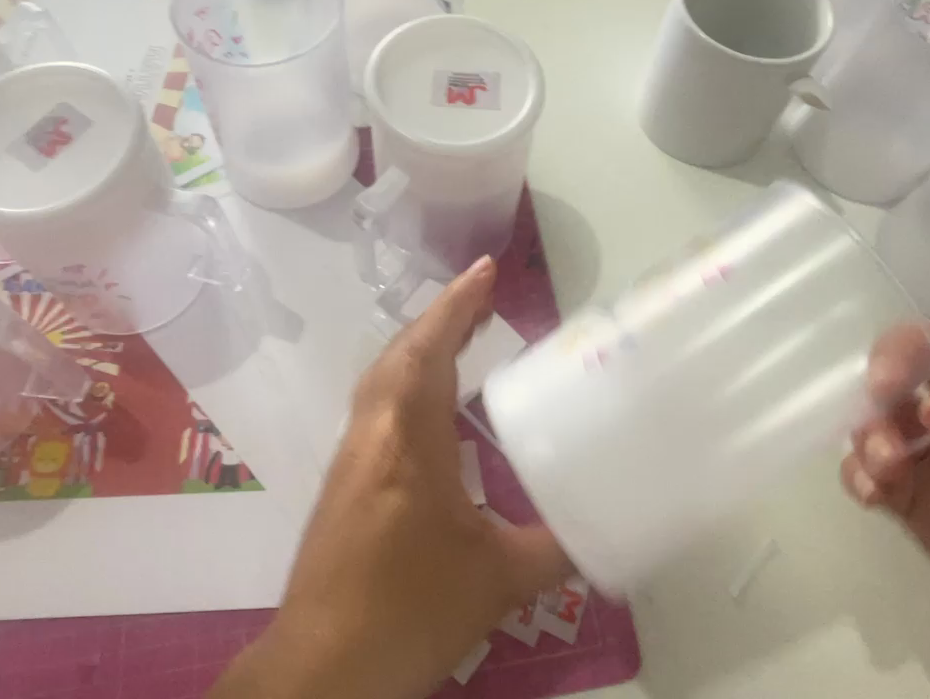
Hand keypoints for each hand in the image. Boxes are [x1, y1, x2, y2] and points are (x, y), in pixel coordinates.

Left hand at [210, 256, 571, 698]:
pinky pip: (379, 406)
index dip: (457, 305)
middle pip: (401, 353)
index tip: (487, 269)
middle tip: (486, 298)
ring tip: (467, 336)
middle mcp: (372, 433)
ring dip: (423, 347)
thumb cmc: (409, 610)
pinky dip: (409, 382)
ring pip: (384, 378)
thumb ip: (556, 548)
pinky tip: (437, 408)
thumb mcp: (499, 581)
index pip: (429, 351)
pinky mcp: (345, 481)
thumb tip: (606, 527)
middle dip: (443, 317)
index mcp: (407, 439)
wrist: (323, 668)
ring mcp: (352, 456)